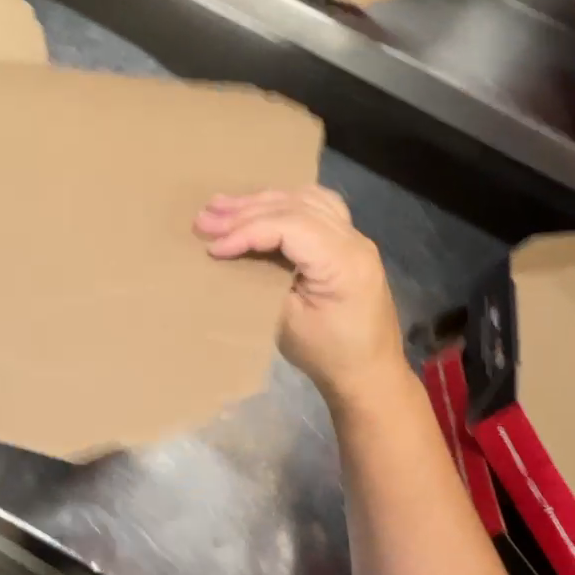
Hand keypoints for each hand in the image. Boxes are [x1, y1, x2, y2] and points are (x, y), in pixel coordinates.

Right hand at [196, 188, 407, 402]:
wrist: (370, 374)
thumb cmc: (327, 355)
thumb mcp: (287, 322)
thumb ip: (263, 280)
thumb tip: (232, 256)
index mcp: (342, 261)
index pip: (288, 226)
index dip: (246, 231)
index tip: (213, 247)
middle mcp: (354, 240)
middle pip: (294, 207)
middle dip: (245, 210)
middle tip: (204, 217)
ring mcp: (355, 238)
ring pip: (305, 199)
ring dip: (262, 201)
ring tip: (222, 205)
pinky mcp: (349, 244)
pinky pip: (317, 206)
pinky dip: (284, 202)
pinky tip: (261, 204)